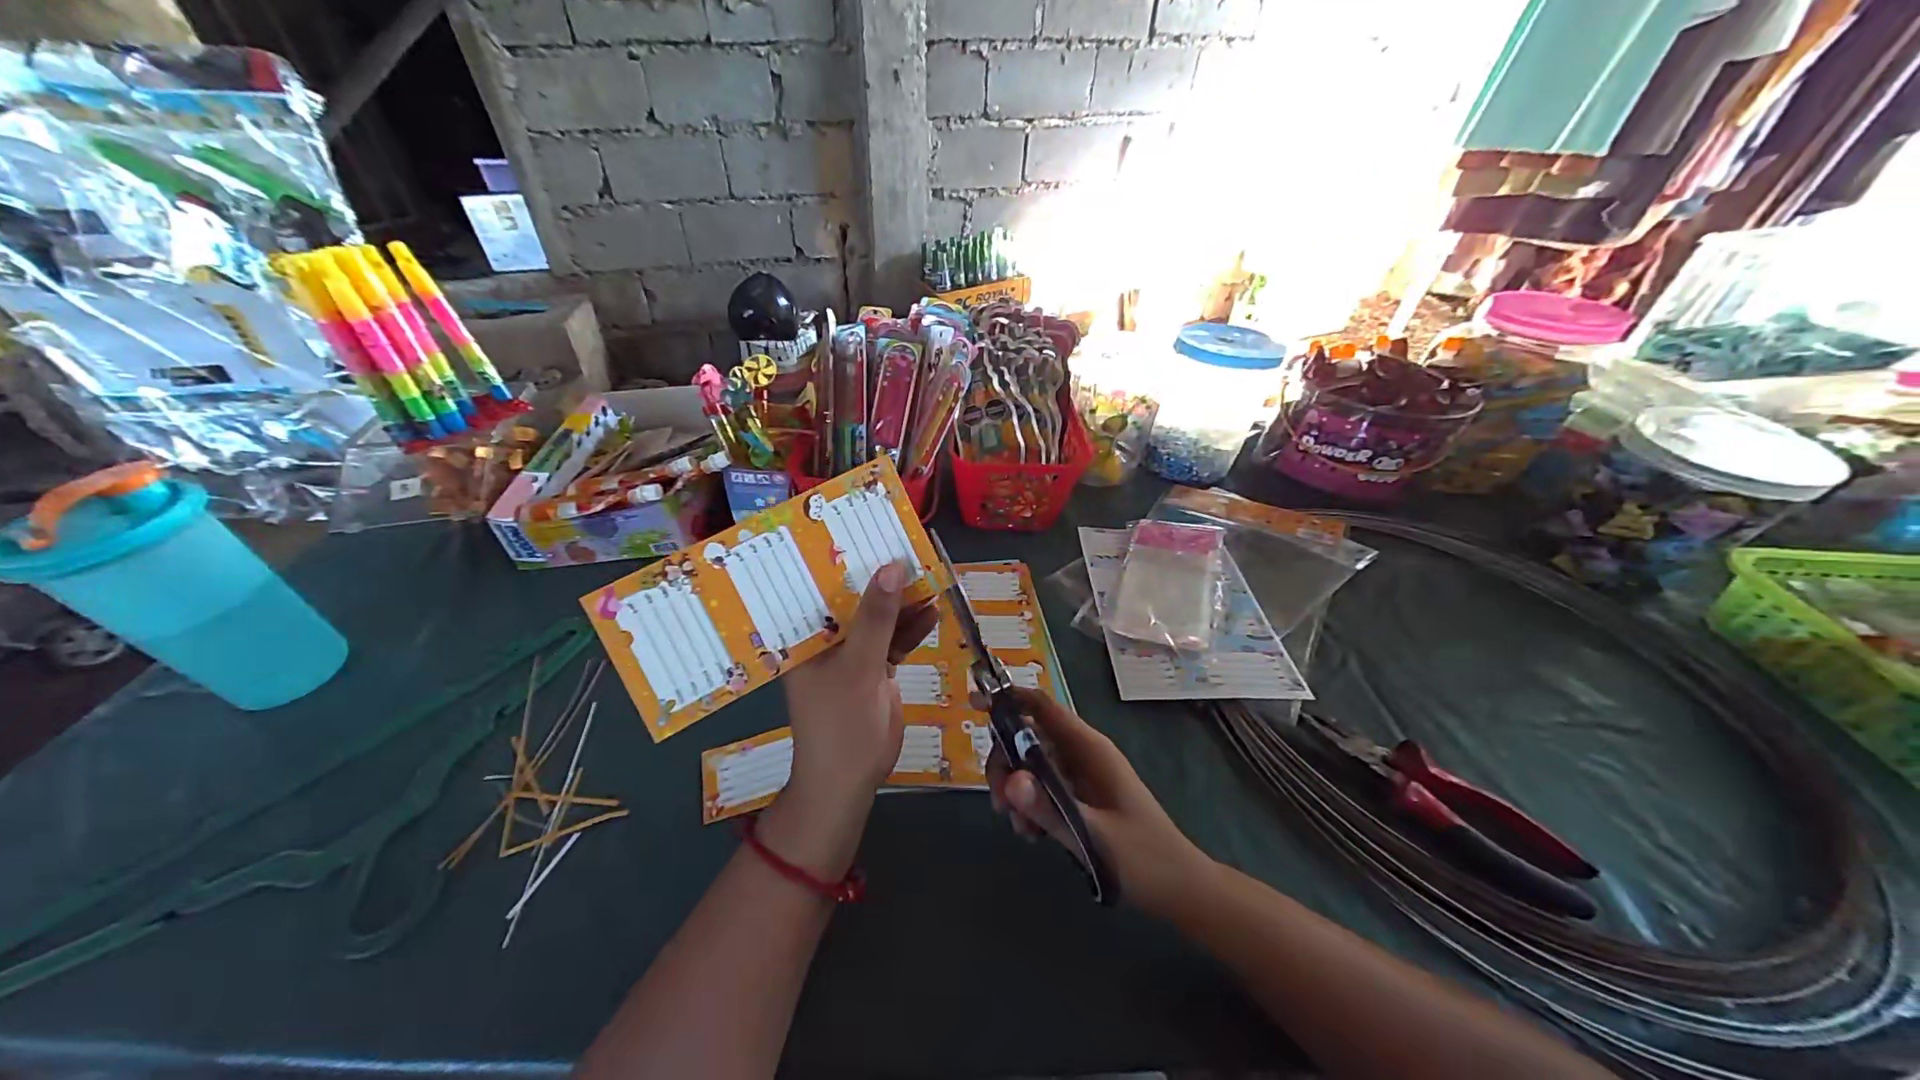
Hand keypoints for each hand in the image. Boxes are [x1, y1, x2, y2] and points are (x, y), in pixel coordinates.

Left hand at [769, 562, 936, 876]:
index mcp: (806, 636)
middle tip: (907, 546)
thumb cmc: (839, 721)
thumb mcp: (859, 665)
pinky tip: (933, 611)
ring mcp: (852, 655)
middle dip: (880, 578)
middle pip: (854, 600)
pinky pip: (894, 640)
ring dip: (902, 602)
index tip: (863, 529)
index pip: (818, 588)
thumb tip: (891, 566)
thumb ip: (876, 617)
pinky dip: (912, 627)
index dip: (840, 560)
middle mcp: (826, 640)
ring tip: (929, 575)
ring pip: (879, 619)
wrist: (851, 778)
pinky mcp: (875, 669)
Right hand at [987, 687, 1212, 916]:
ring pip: (1031, 765)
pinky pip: (1042, 788)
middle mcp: (1082, 754)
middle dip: (1006, 763)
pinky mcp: (1079, 797)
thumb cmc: (1144, 857)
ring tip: (1020, 828)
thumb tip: (1009, 781)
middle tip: (999, 802)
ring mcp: (1080, 776)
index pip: (1044, 707)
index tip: (974, 702)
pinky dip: (1030, 805)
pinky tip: (1032, 835)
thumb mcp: (1093, 836)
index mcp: (1090, 749)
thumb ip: (1049, 809)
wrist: (1180, 888)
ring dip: (1016, 790)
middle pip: (1029, 737)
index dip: (1008, 699)